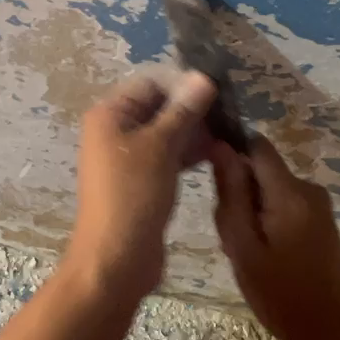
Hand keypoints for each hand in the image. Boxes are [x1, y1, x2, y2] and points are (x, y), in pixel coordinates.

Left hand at [63, 71, 217, 302]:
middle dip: (191, 108)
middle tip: (228, 115)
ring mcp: (127, 156)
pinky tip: (215, 155)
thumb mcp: (160, 147)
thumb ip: (183, 111)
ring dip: (193, 131)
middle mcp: (115, 128)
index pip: (150, 82)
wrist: (116, 261)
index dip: (182, 83)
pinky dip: (187, 152)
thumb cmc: (133, 196)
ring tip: (227, 135)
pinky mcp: (141, 179)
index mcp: (110, 113)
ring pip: (165, 131)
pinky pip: (166, 154)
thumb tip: (204, 77)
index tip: (219, 92)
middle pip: (158, 105)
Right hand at [210, 136, 339, 339]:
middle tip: (233, 232)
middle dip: (244, 190)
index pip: (257, 145)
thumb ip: (231, 192)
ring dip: (257, 208)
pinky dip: (274, 219)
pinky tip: (270, 253)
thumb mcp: (242, 244)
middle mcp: (311, 189)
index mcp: (290, 191)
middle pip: (265, 170)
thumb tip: (220, 145)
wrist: (326, 337)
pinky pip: (290, 204)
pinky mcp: (326, 223)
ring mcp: (322, 207)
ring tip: (249, 248)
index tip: (219, 182)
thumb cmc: (277, 293)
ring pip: (275, 189)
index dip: (234, 155)